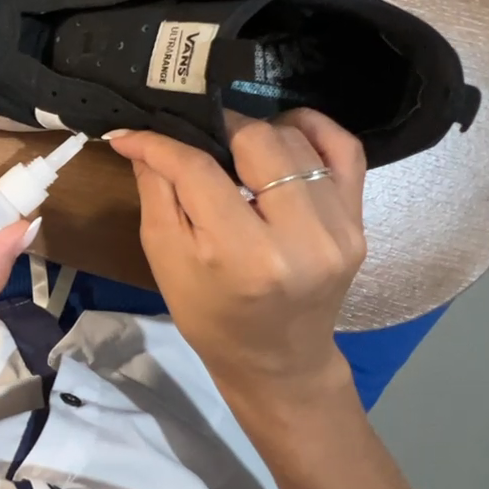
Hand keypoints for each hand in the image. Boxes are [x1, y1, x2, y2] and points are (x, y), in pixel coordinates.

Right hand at [107, 110, 367, 402]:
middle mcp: (302, 235)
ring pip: (293, 139)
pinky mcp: (358, 220)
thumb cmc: (209, 314)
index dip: (159, 143)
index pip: (198, 169)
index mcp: (244, 254)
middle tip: (191, 141)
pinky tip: (281, 134)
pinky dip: (311, 129)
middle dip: (214, 130)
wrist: (275, 359)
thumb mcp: (165, 257)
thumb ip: (155, 190)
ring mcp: (340, 226)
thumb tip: (138, 137)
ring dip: (254, 135)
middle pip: (255, 140)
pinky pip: (344, 149)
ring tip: (230, 153)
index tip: (130, 133)